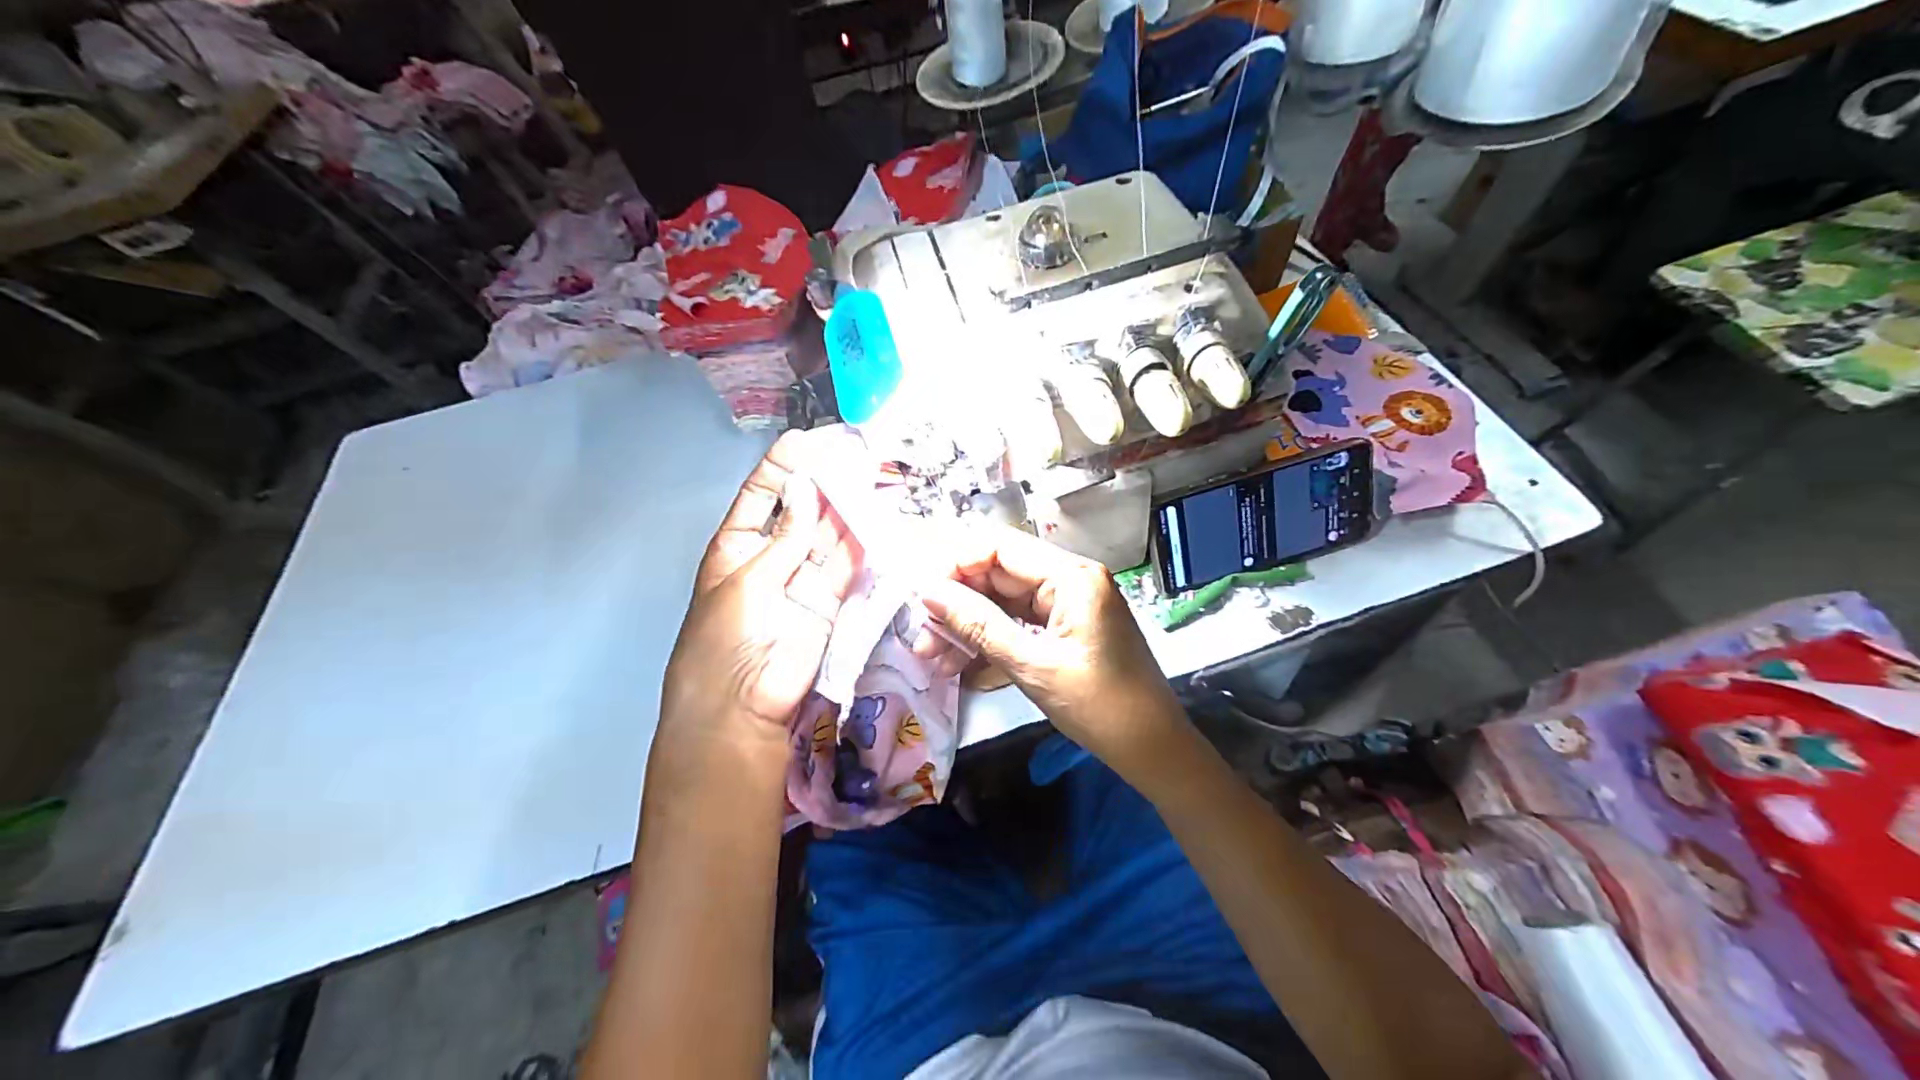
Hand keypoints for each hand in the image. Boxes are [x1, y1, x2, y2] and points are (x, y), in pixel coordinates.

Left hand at [660, 433, 855, 769]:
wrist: (741, 709)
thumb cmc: (725, 640)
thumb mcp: (747, 582)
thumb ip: (786, 539)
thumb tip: (808, 492)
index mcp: (737, 547)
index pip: (762, 496)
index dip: (782, 468)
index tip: (806, 440)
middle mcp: (772, 558)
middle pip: (802, 512)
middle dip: (824, 484)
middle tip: (853, 452)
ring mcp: (803, 580)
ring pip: (829, 536)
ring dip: (847, 509)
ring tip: (870, 474)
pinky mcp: (830, 602)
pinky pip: (846, 566)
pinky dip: (860, 543)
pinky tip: (875, 516)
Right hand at [918, 524, 1188, 776]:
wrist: (1152, 749)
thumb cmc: (1098, 704)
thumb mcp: (1031, 664)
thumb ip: (978, 624)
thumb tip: (928, 593)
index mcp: (1071, 576)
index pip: (1000, 548)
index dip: (957, 566)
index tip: (924, 596)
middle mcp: (1070, 581)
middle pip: (999, 576)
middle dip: (958, 604)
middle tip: (922, 637)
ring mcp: (1069, 607)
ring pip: (1004, 604)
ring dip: (969, 628)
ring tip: (933, 658)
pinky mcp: (1066, 631)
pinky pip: (1019, 625)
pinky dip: (991, 642)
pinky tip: (960, 665)